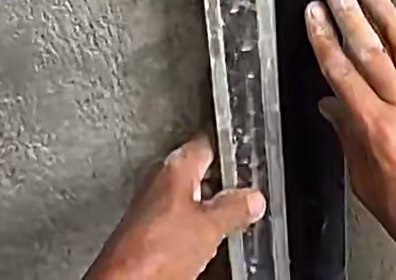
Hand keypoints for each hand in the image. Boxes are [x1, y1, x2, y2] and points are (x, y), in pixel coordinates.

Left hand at [85, 134, 266, 279]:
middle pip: (199, 170)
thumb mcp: (209, 229)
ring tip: (222, 224)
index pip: (210, 141)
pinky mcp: (141, 231)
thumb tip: (253, 199)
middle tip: (240, 196)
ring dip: (205, 208)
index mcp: (176, 165)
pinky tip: (198, 243)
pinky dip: (189, 226)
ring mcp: (148, 205)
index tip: (247, 158)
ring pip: (187, 197)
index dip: (231, 149)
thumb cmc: (155, 254)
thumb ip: (235, 208)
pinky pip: (174, 219)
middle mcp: (159, 178)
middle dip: (221, 184)